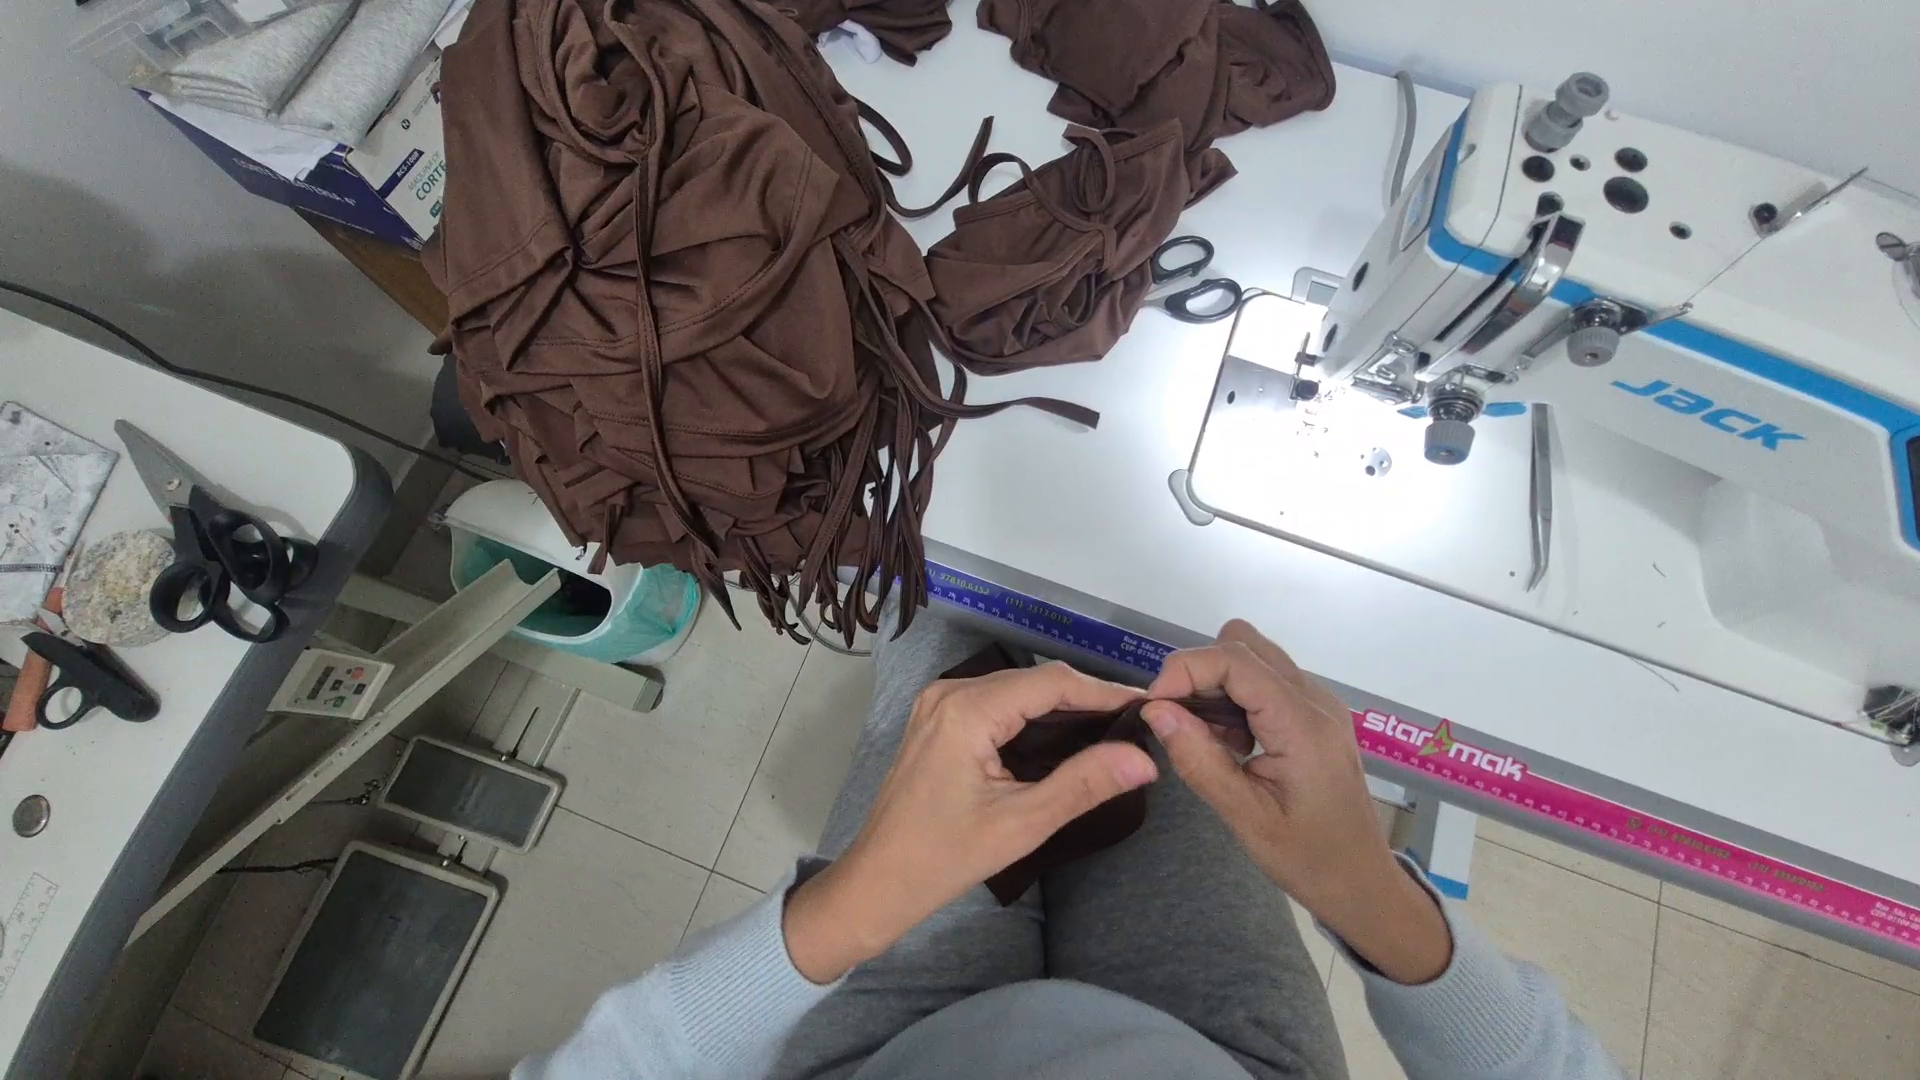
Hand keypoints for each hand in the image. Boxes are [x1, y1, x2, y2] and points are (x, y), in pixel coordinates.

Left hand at [784, 663, 1156, 982]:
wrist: (878, 880)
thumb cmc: (944, 857)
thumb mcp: (1021, 824)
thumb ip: (1084, 784)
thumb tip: (1143, 759)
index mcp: (966, 710)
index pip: (1050, 683)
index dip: (1102, 691)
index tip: (1148, 706)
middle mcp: (950, 692)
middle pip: (1033, 679)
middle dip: (1085, 696)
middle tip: (1135, 721)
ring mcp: (939, 701)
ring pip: (1016, 687)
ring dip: (1061, 703)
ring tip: (1110, 725)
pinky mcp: (938, 716)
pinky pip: (996, 700)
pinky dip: (1032, 712)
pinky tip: (1063, 731)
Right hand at [1142, 621, 1451, 984]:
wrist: (1364, 885)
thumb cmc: (1309, 859)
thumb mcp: (1245, 818)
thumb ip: (1199, 760)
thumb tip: (1154, 710)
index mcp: (1302, 725)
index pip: (1234, 659)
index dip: (1185, 669)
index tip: (1155, 706)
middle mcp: (1314, 699)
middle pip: (1242, 643)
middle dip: (1199, 671)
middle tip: (1181, 722)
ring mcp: (1317, 701)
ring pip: (1251, 654)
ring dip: (1216, 683)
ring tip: (1211, 738)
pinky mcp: (1313, 710)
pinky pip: (1262, 677)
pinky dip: (1234, 695)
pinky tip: (1234, 742)